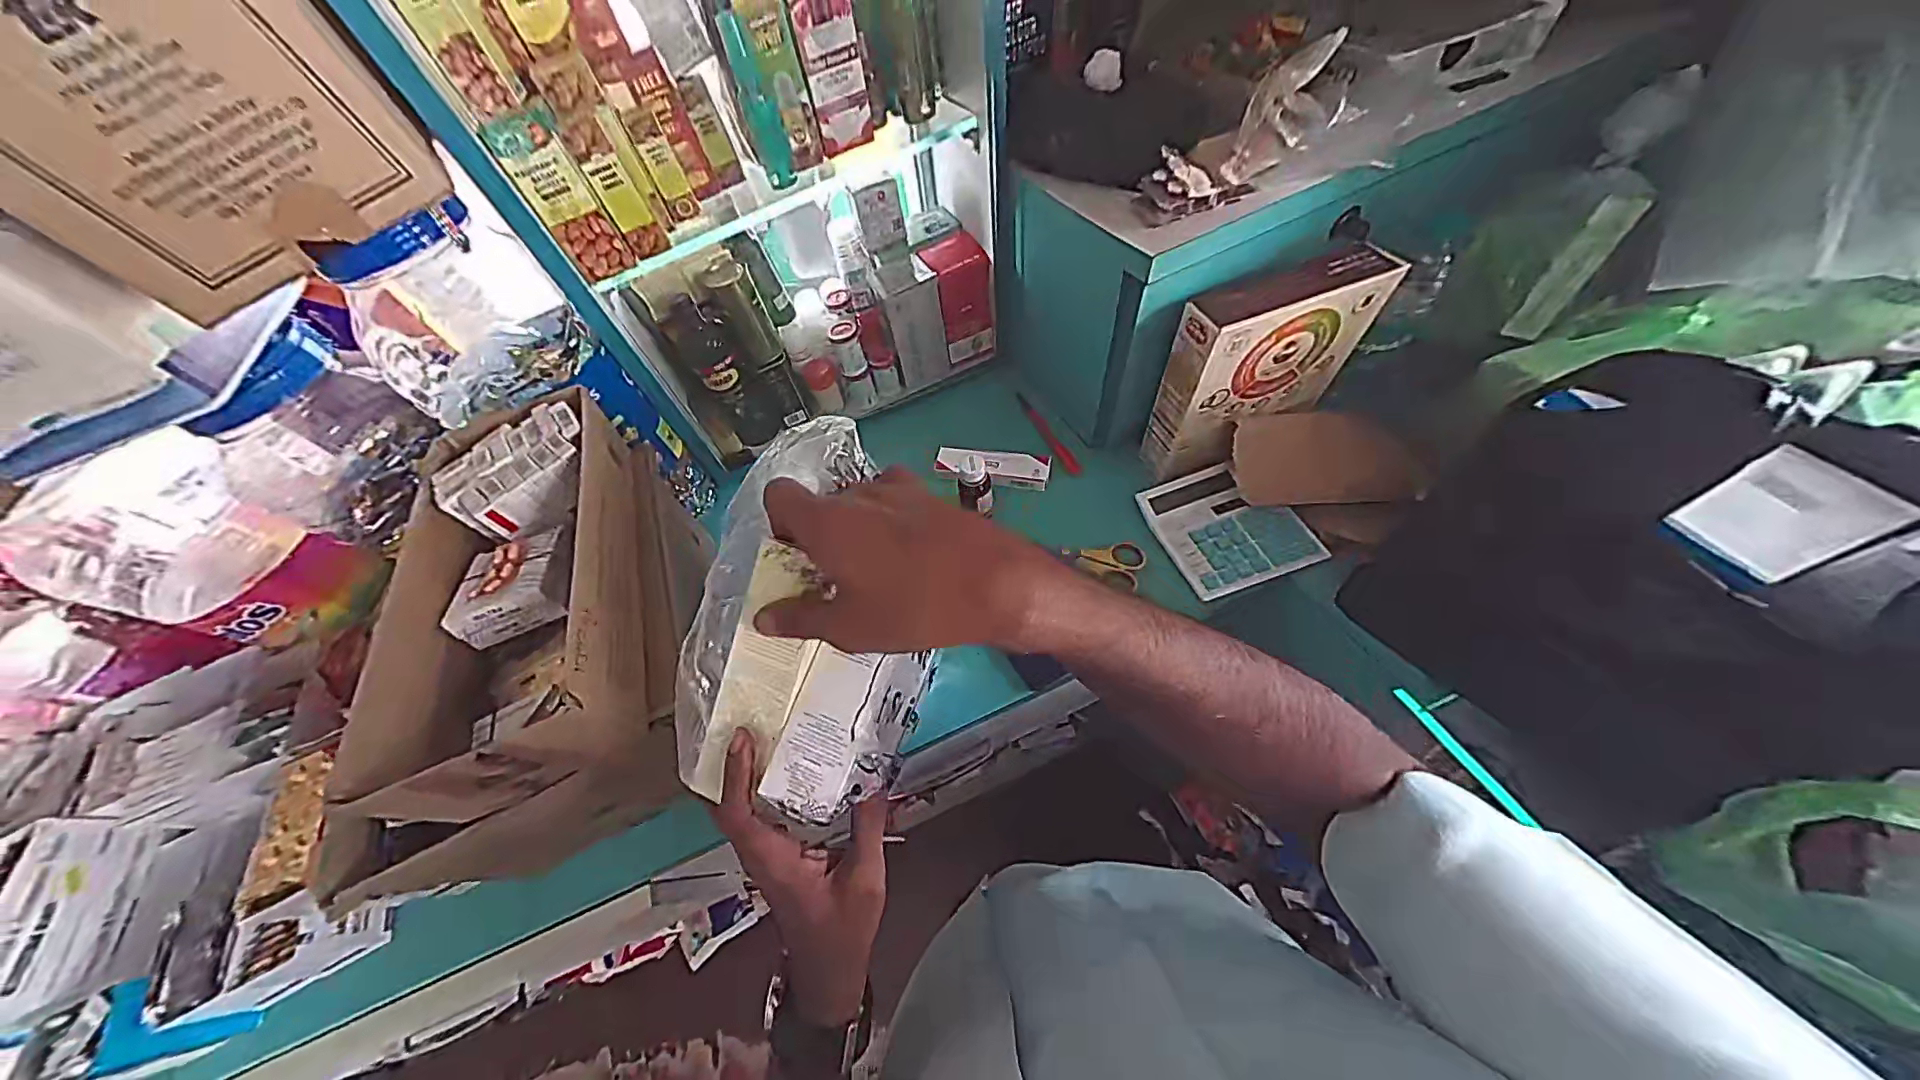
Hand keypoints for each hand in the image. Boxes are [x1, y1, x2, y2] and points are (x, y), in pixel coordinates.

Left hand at [709, 731, 886, 1026]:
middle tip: (749, 724)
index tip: (742, 738)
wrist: (829, 971)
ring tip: (765, 735)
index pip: (737, 814)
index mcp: (773, 860)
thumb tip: (875, 781)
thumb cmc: (842, 932)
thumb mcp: (865, 880)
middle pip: (729, 806)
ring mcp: (766, 855)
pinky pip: (760, 815)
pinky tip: (789, 768)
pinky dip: (763, 788)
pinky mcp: (777, 854)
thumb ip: (869, 829)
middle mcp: (760, 854)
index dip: (734, 775)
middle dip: (731, 765)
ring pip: (741, 809)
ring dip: (744, 774)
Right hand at [755, 467, 1085, 652]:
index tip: (796, 557)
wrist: (998, 585)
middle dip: (820, 534)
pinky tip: (911, 558)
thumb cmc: (916, 609)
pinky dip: (891, 523)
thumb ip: (803, 618)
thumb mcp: (853, 628)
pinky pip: (896, 504)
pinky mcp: (932, 497)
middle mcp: (859, 494)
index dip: (779, 524)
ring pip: (860, 502)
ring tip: (876, 569)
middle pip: (822, 502)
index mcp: (828, 520)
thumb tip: (764, 617)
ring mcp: (900, 490)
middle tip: (836, 577)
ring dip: (858, 528)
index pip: (779, 495)